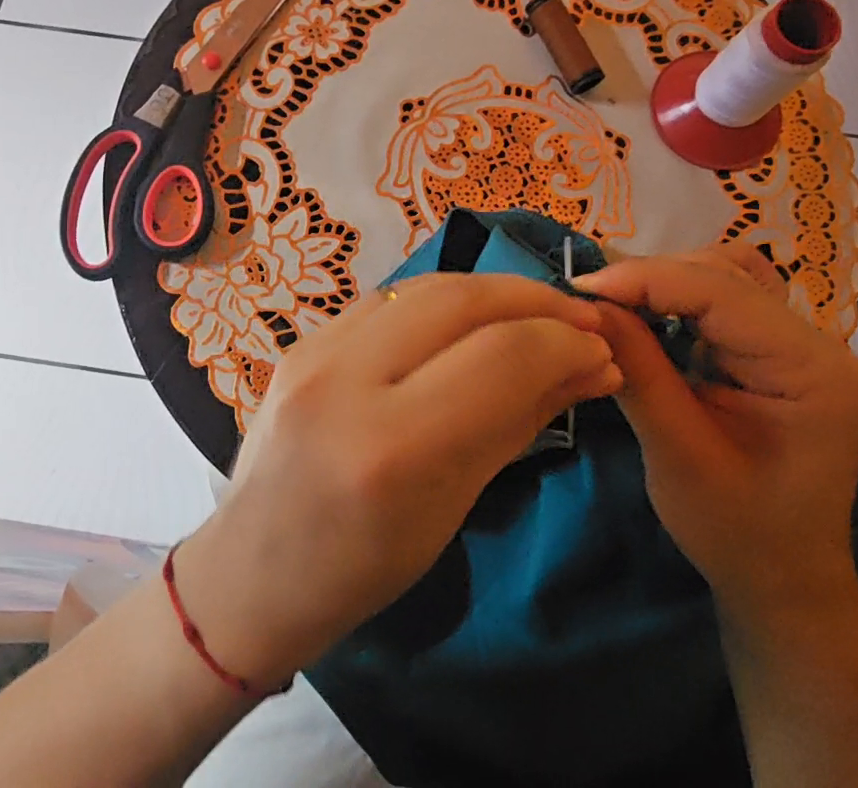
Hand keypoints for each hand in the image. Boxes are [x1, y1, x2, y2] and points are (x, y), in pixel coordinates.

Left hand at [176, 272, 619, 686]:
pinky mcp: (299, 342)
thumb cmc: (363, 566)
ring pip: (422, 287)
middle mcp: (345, 381)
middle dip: (535, 300)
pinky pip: (387, 301)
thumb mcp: (455, 505)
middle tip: (580, 321)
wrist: (254, 570)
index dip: (566, 342)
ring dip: (490, 293)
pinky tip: (469, 324)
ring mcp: (312, 352)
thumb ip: (520, 421)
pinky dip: (442, 303)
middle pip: (461, 300)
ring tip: (534, 316)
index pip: (503, 355)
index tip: (602, 352)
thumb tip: (590, 365)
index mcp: (392, 447)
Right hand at [576, 246, 857, 614]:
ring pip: (726, 279)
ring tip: (615, 309)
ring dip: (665, 285)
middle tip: (590, 304)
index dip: (646, 279)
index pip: (722, 293)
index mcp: (807, 368)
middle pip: (726, 275)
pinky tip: (650, 321)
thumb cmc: (734, 529)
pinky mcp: (778, 355)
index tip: (581, 290)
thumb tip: (588, 307)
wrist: (782, 578)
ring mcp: (799, 346)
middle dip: (652, 279)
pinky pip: (727, 305)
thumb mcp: (677, 453)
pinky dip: (682, 303)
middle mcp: (814, 343)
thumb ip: (638, 371)